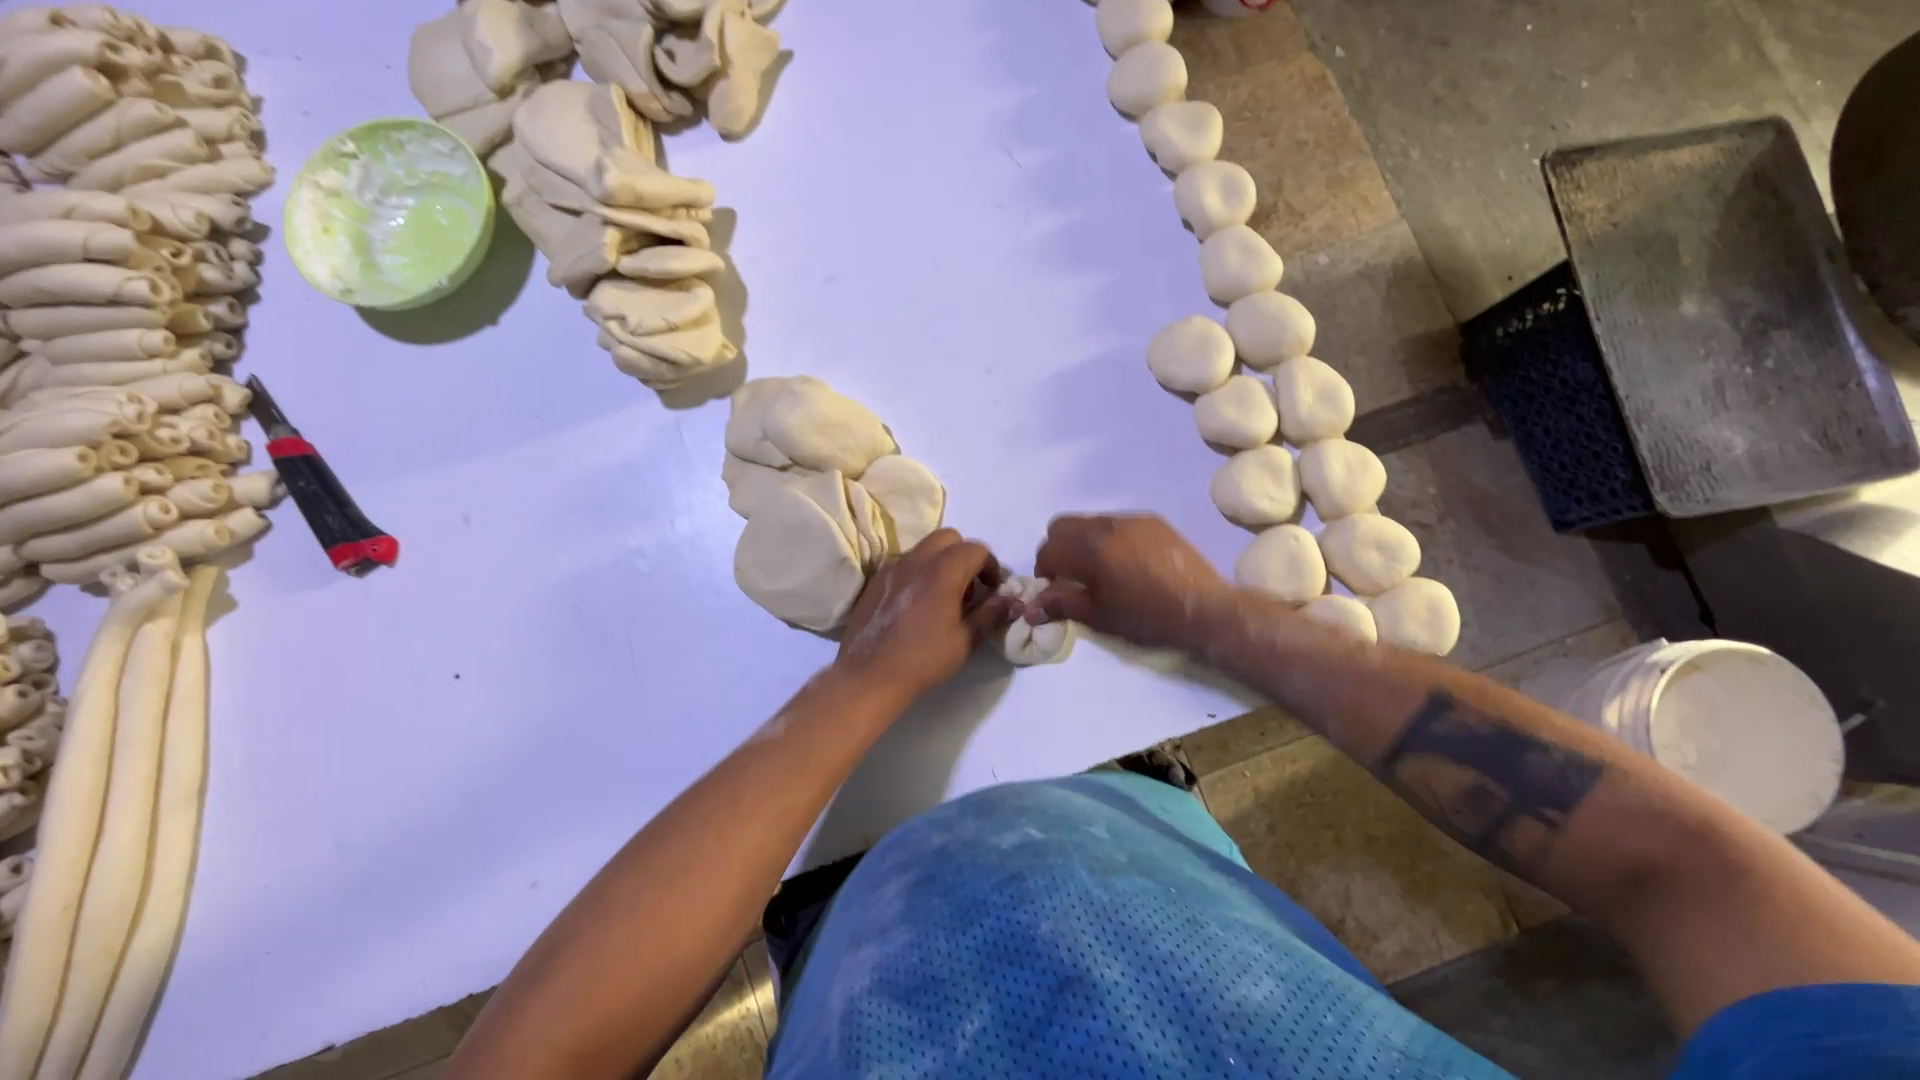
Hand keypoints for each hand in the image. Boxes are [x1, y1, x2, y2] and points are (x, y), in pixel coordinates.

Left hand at [836, 529, 1012, 701]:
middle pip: (948, 538)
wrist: (869, 675)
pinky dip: (918, 573)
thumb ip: (991, 614)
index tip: (992, 590)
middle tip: (969, 589)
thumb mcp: (965, 640)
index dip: (991, 566)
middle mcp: (916, 560)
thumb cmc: (923, 660)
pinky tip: (917, 605)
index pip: (976, 549)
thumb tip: (1012, 601)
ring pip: (924, 549)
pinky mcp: (876, 581)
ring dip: (940, 563)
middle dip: (965, 556)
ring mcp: (892, 568)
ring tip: (943, 598)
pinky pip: (904, 564)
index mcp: (942, 571)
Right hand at [1030, 514, 1235, 650]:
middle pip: (1062, 526)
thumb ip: (1062, 605)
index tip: (1056, 590)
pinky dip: (1109, 539)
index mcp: (1090, 549)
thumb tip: (1030, 609)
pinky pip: (1116, 523)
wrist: (1204, 608)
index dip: (1044, 572)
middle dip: (1058, 549)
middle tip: (1072, 577)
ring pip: (1089, 522)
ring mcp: (1132, 520)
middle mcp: (1107, 525)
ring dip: (1083, 543)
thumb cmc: (1148, 617)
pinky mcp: (1153, 522)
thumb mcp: (1100, 616)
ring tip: (1101, 572)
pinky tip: (1126, 564)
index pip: (1048, 550)